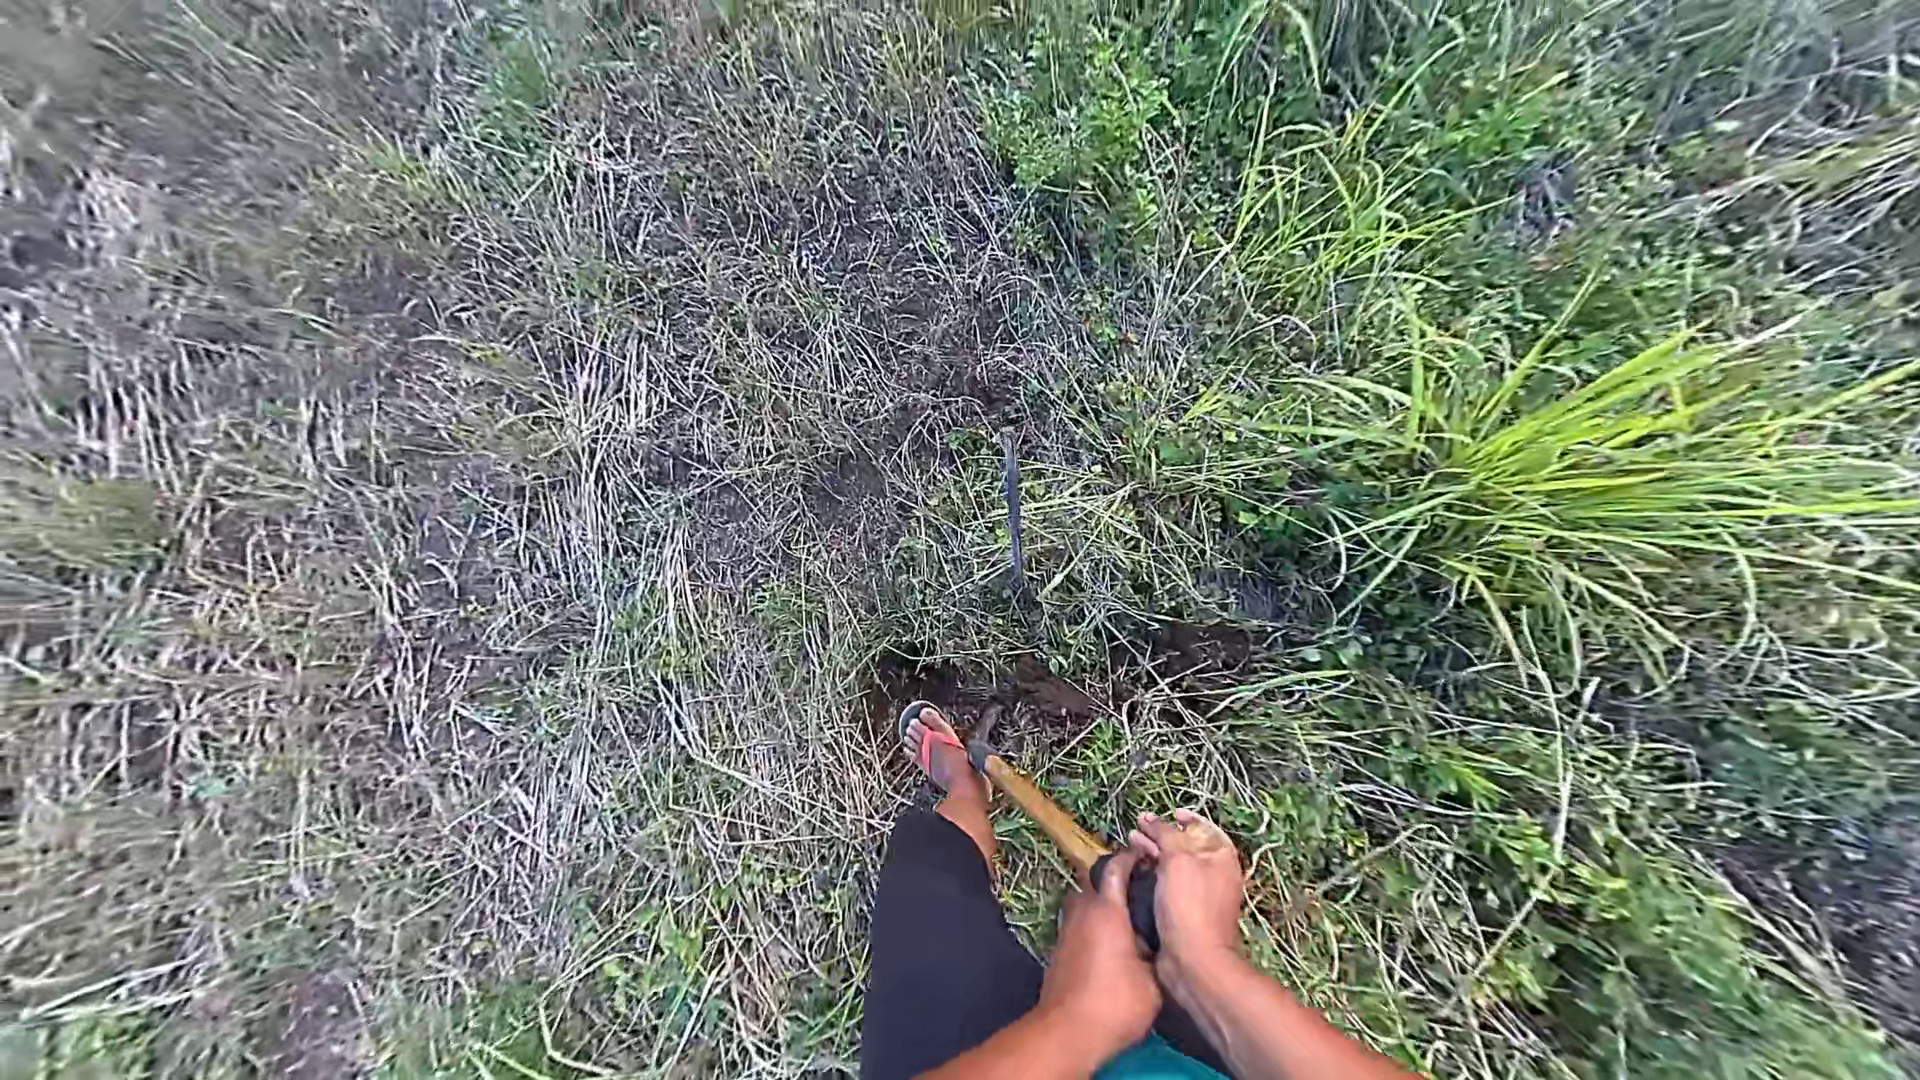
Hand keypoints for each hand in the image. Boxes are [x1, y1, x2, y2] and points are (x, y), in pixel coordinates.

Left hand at [1038, 850, 1162, 1065]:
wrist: (1067, 1029)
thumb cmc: (1114, 1003)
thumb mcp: (1152, 983)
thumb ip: (1157, 954)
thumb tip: (1158, 942)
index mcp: (1106, 909)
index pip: (1116, 867)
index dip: (1131, 857)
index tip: (1146, 855)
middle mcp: (1083, 908)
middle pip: (1097, 878)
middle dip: (1116, 878)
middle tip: (1140, 888)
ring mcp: (1068, 924)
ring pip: (1086, 898)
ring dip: (1103, 900)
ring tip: (1128, 916)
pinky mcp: (1060, 943)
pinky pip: (1080, 918)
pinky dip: (1094, 919)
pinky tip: (1111, 940)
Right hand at [1129, 809, 1246, 992]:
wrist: (1193, 961)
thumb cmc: (1189, 904)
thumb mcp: (1177, 858)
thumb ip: (1166, 833)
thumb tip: (1153, 820)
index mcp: (1221, 859)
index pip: (1206, 828)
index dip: (1187, 818)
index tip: (1169, 813)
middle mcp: (1214, 875)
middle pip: (1187, 844)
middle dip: (1162, 832)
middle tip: (1139, 825)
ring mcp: (1200, 894)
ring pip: (1174, 863)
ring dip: (1154, 849)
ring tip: (1131, 840)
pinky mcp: (1184, 911)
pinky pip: (1168, 882)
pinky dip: (1153, 870)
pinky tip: (1136, 865)